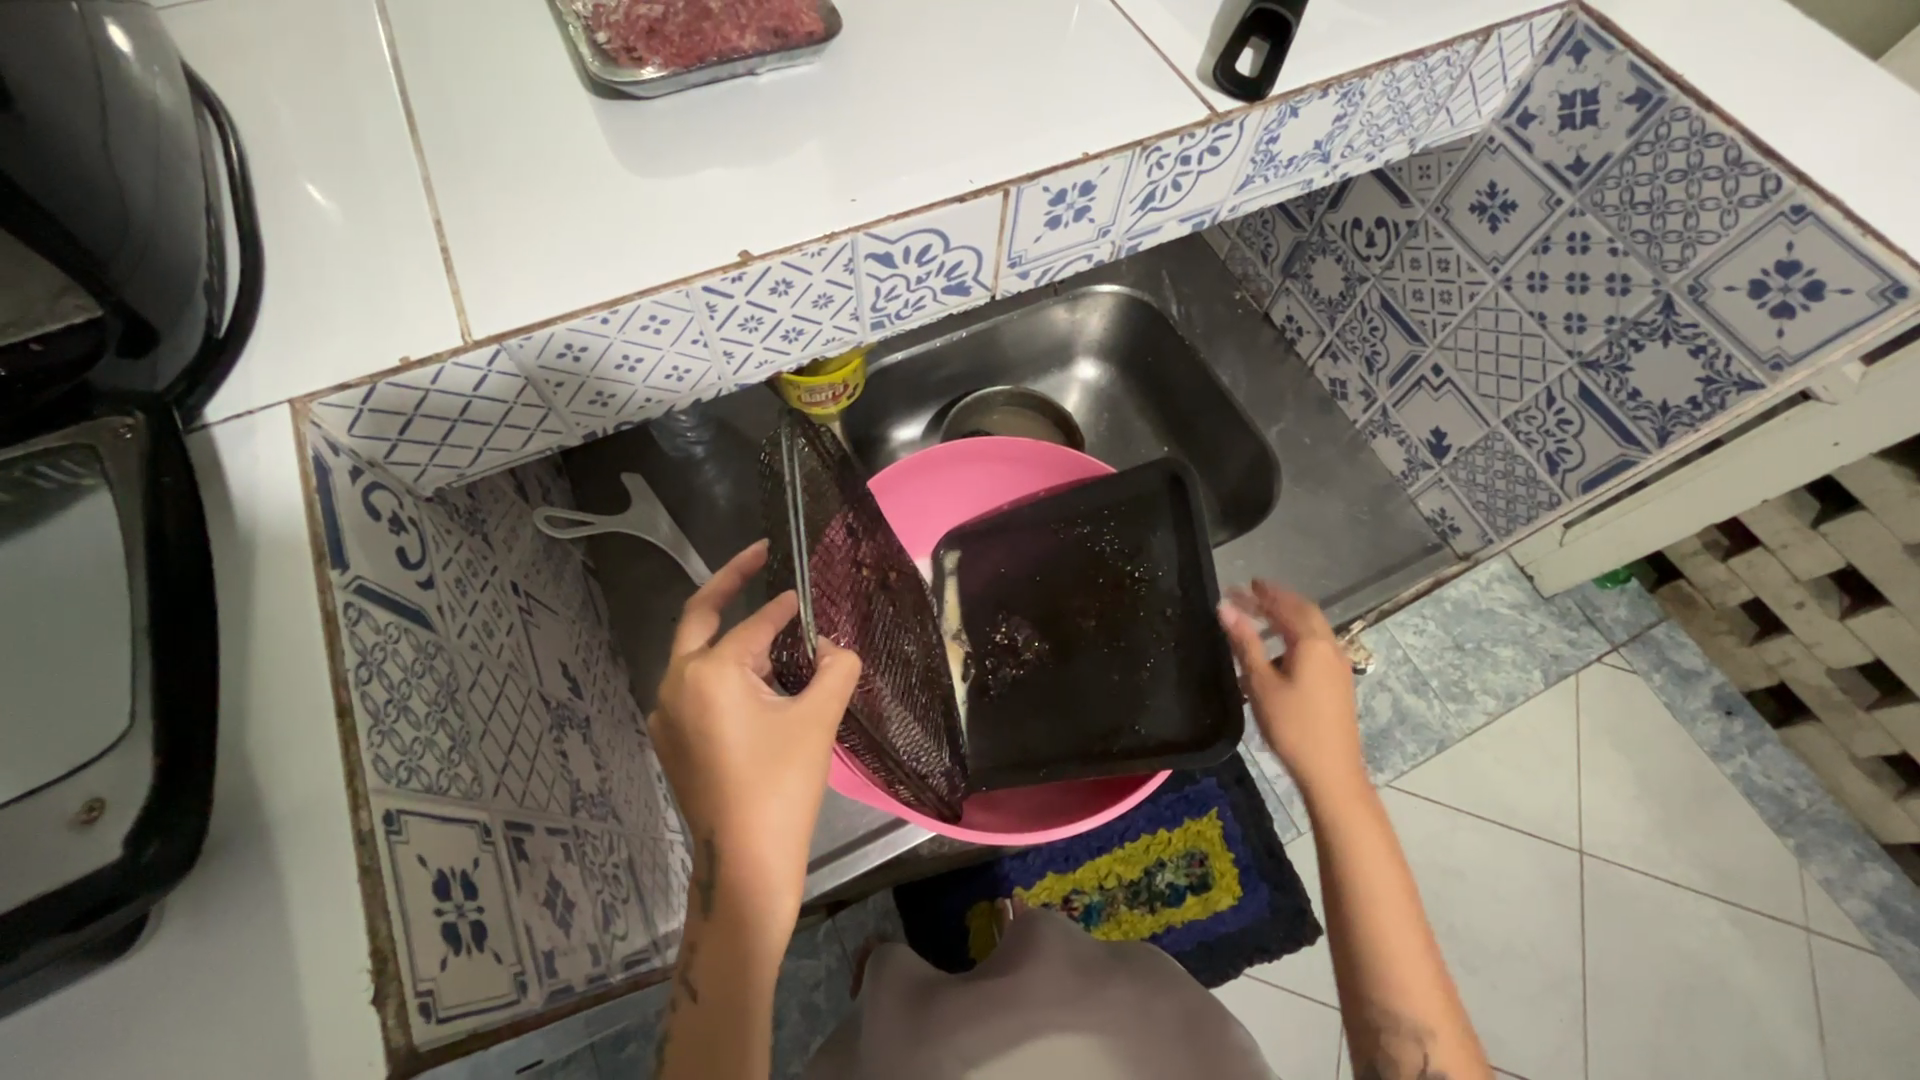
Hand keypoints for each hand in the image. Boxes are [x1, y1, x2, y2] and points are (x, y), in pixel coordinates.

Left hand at [651, 540, 862, 940]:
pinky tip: (758, 688)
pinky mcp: (670, 742)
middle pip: (699, 617)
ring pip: (699, 657)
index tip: (809, 591)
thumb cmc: (782, 787)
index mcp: (708, 672)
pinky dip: (724, 674)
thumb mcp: (818, 720)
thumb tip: (833, 648)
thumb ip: (836, 667)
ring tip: (778, 641)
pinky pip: (696, 689)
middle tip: (758, 557)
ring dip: (734, 640)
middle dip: (729, 583)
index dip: (788, 607)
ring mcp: (665, 716)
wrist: (743, 865)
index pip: (755, 622)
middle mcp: (675, 685)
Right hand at [1218, 581, 1363, 795]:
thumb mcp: (1260, 683)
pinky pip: (1316, 647)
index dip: (1264, 594)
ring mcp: (1338, 666)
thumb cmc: (1292, 725)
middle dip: (1277, 602)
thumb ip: (1245, 643)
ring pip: (1312, 631)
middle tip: (1251, 594)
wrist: (1331, 770)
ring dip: (1287, 619)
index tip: (1243, 584)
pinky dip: (1295, 637)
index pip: (1286, 607)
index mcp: (1312, 643)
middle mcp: (1330, 647)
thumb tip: (1226, 608)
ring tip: (1261, 618)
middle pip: (1304, 614)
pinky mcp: (1338, 683)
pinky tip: (1279, 652)